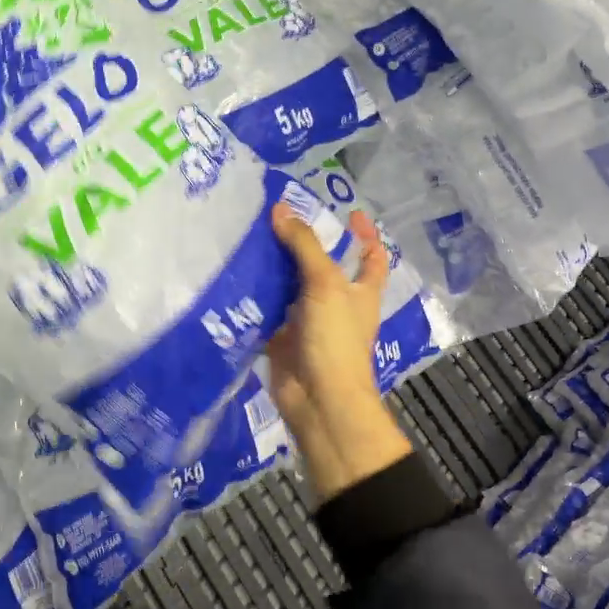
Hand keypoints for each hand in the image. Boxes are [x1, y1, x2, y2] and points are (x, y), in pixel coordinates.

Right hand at [267, 203, 413, 503]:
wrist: (319, 400)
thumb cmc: (335, 339)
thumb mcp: (325, 284)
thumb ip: (304, 246)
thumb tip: (280, 209)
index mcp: (361, 292)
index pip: (372, 258)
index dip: (366, 236)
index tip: (351, 213)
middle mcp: (337, 305)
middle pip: (324, 268)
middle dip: (306, 246)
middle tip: (280, 219)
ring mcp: (310, 323)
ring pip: (292, 288)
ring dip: (276, 268)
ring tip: (252, 238)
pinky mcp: (284, 339)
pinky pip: (268, 312)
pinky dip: (256, 297)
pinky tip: (236, 276)